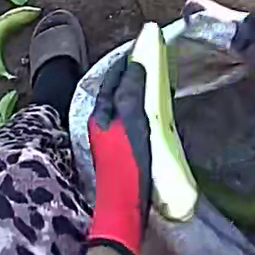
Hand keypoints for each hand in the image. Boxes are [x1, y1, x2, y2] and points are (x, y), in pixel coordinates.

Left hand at [85, 50, 150, 254]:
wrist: (124, 208)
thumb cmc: (129, 163)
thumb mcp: (132, 122)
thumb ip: (131, 93)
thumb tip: (134, 67)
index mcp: (101, 113)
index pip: (112, 79)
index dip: (126, 62)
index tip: (141, 46)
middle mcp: (101, 122)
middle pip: (115, 90)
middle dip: (130, 74)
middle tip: (150, 60)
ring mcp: (108, 137)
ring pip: (121, 104)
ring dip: (135, 89)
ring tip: (154, 80)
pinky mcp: (118, 151)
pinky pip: (128, 118)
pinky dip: (139, 107)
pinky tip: (152, 111)